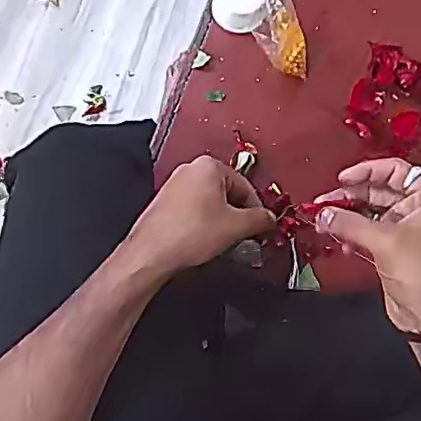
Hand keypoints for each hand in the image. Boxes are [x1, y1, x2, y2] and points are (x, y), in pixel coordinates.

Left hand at [123, 156, 273, 276]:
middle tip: (245, 234)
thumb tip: (269, 218)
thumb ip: (260, 219)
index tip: (262, 224)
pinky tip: (204, 239)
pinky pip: (195, 208)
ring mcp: (176, 185)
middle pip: (229, 192)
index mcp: (209, 166)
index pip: (246, 186)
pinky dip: (204, 222)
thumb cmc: (187, 234)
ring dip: (222, 220)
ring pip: (212, 201)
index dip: (257, 209)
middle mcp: (191, 170)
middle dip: (238, 214)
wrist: (151, 254)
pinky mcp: (167, 202)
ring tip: (223, 239)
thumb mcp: (236, 227)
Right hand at [313, 158, 420, 334]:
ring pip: (371, 213)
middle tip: (325, 202)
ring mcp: (405, 231)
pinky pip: (368, 233)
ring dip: (347, 216)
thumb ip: (351, 224)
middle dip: (351, 195)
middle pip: (380, 191)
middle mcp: (418, 211)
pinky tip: (339, 241)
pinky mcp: (393, 250)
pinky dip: (352, 234)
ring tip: (324, 221)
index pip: (397, 171)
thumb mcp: (386, 243)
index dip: (369, 171)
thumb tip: (324, 213)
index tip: (343, 178)